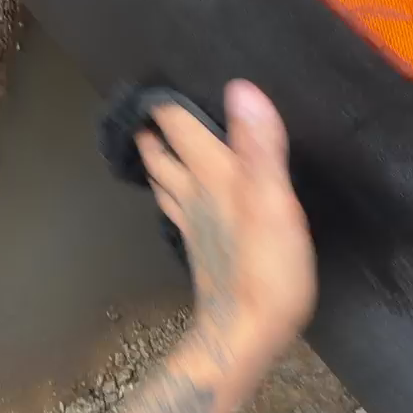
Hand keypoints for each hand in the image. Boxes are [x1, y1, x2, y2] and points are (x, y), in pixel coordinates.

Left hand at [136, 81, 314, 369]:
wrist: (244, 331)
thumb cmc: (265, 269)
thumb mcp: (273, 202)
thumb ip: (260, 147)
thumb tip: (239, 89)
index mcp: (212, 178)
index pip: (179, 129)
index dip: (164, 104)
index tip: (150, 81)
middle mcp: (194, 196)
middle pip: (161, 157)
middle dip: (150, 132)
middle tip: (140, 110)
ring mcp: (192, 224)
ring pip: (163, 183)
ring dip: (154, 161)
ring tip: (147, 144)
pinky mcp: (200, 248)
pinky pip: (175, 208)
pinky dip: (169, 191)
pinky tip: (173, 195)